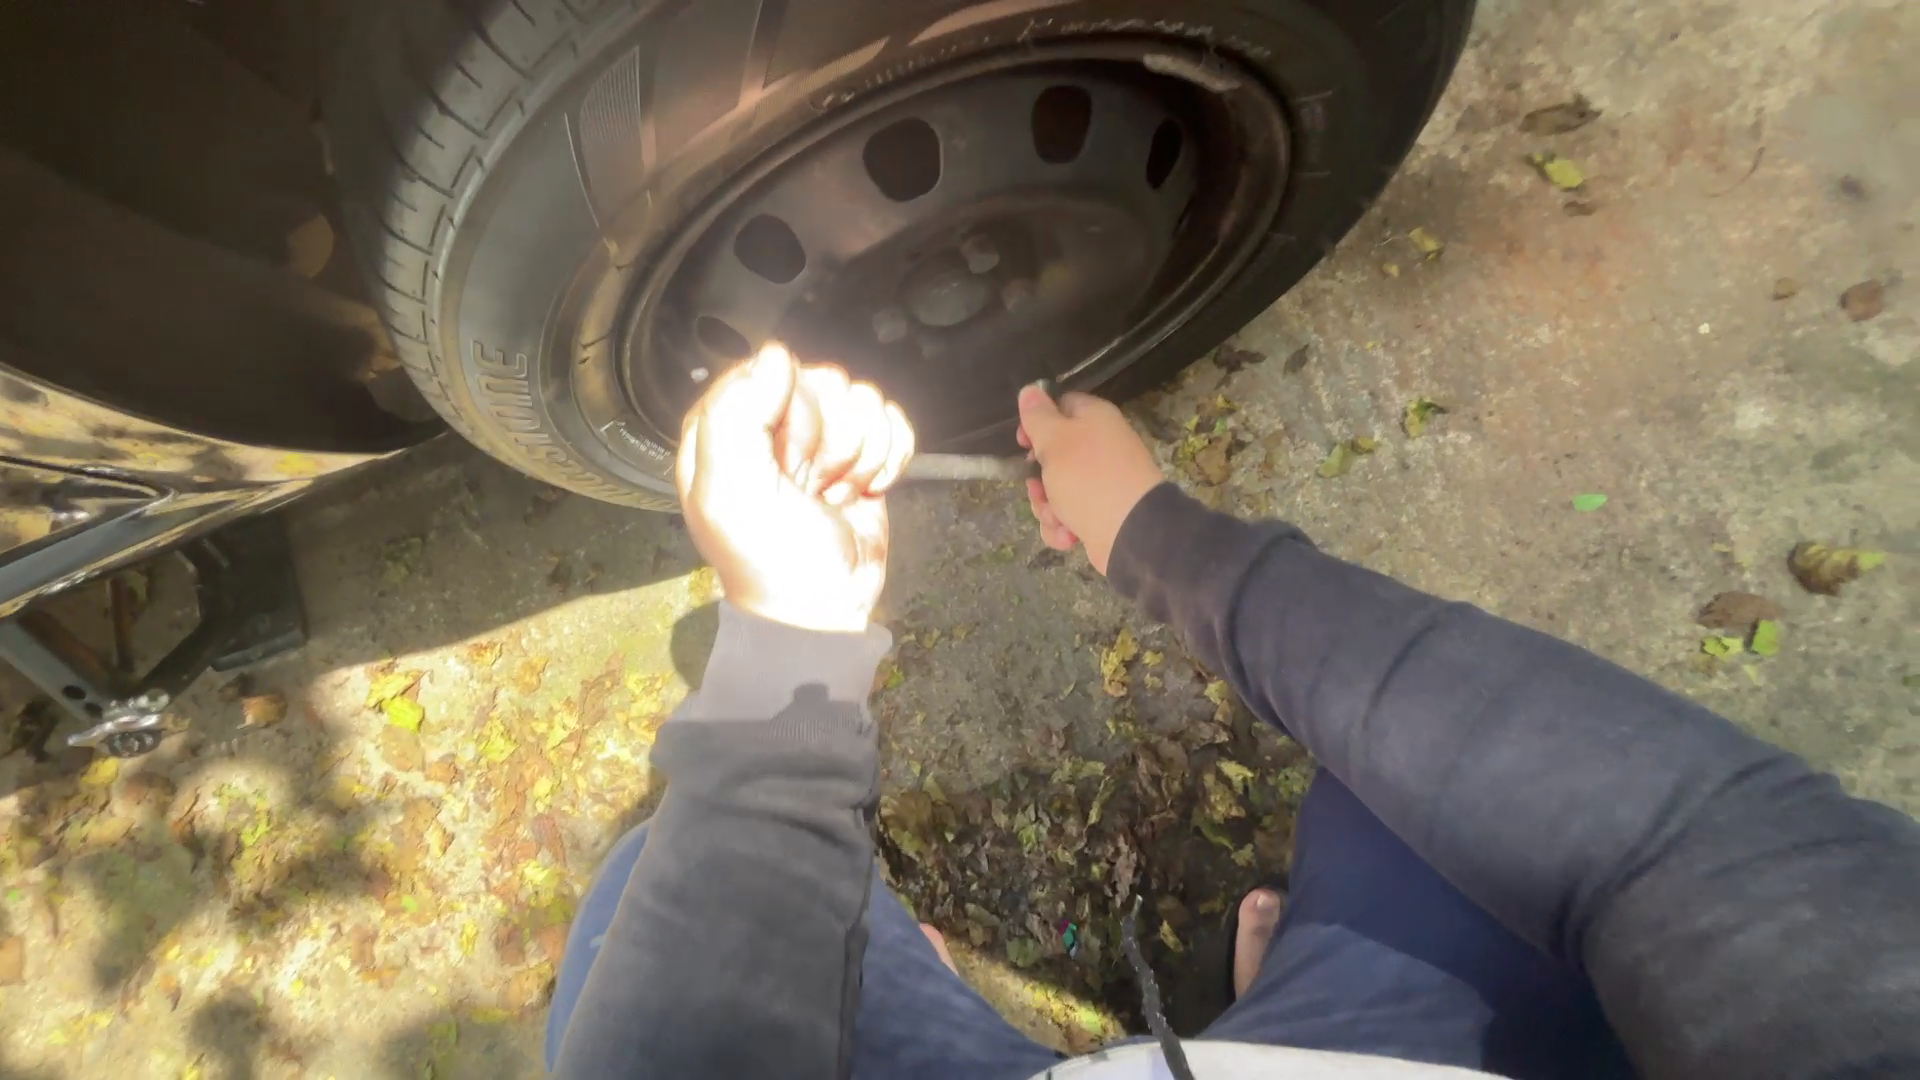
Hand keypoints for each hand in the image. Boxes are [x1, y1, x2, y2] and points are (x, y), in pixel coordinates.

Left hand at [677, 344, 914, 632]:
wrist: (825, 608)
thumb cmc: (770, 558)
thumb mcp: (731, 492)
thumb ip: (738, 414)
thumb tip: (778, 355)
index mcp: (728, 427)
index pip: (770, 372)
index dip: (789, 414)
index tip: (786, 463)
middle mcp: (775, 426)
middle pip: (824, 382)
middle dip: (829, 442)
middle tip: (810, 487)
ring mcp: (824, 440)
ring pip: (862, 400)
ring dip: (860, 456)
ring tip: (835, 495)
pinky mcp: (864, 455)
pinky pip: (892, 421)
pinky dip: (890, 458)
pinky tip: (868, 489)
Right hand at [1017, 384, 1163, 574]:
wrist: (1130, 532)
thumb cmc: (1089, 478)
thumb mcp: (1055, 440)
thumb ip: (1038, 416)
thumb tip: (1030, 390)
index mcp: (1094, 420)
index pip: (1060, 408)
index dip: (1036, 424)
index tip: (1023, 442)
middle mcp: (1099, 448)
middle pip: (1052, 456)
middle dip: (1038, 479)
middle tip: (1040, 488)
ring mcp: (1100, 483)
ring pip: (1055, 490)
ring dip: (1047, 508)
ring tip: (1058, 518)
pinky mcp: (1098, 514)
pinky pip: (1067, 516)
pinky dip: (1063, 527)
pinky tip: (1070, 535)